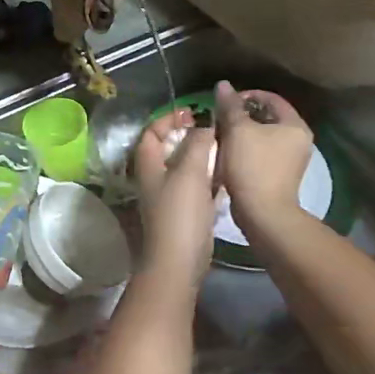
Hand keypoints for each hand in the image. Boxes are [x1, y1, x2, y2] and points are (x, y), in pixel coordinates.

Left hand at [133, 108, 216, 280]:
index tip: (193, 113)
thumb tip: (204, 127)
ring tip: (224, 149)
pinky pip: (195, 187)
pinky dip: (208, 178)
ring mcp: (168, 197)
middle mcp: (154, 178)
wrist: (179, 260)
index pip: (151, 132)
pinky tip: (226, 176)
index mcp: (148, 165)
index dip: (168, 119)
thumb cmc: (180, 212)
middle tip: (214, 131)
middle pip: (168, 149)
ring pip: (184, 168)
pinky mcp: (183, 212)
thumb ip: (197, 144)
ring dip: (201, 157)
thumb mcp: (189, 171)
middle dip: (189, 137)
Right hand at [215, 80, 313, 232]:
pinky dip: (247, 149)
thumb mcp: (238, 131)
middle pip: (269, 117)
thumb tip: (223, 85)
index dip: (247, 96)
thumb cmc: (252, 167)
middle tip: (221, 118)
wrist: (262, 212)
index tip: (226, 102)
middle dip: (243, 115)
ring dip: (244, 133)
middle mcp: (299, 140)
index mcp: (295, 126)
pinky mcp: (281, 175)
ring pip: (265, 136)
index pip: (272, 99)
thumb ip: (230, 106)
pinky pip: (263, 153)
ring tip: (222, 135)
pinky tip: (229, 154)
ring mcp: (292, 160)